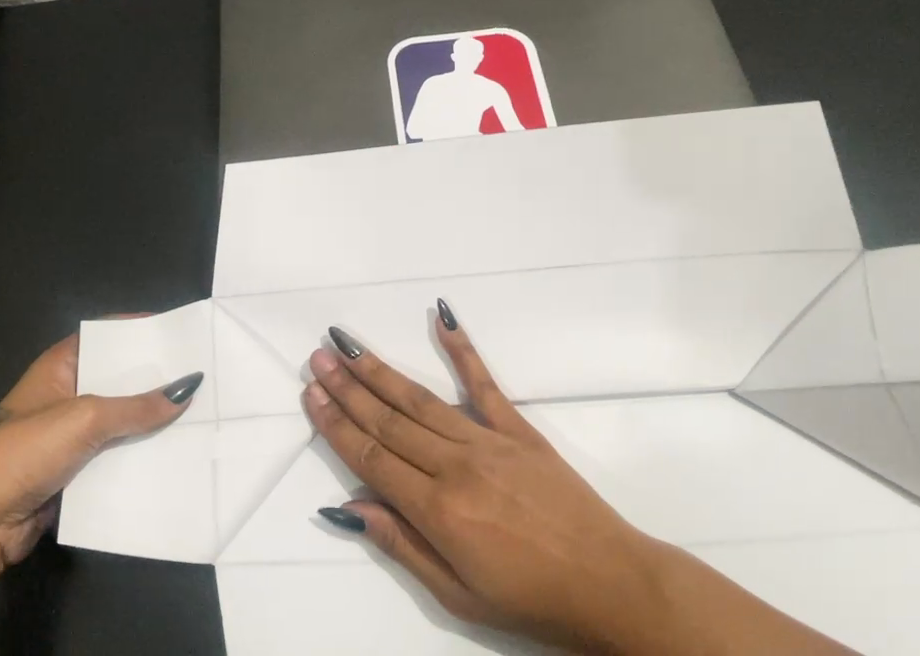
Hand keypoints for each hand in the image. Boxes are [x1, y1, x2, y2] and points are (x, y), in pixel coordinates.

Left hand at [0, 326, 203, 572]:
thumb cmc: (24, 451)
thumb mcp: (85, 419)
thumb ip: (136, 406)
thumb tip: (186, 387)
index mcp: (59, 367)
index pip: (104, 336)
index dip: (137, 330)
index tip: (178, 331)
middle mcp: (64, 394)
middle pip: (116, 379)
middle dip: (154, 379)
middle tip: (200, 374)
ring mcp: (67, 434)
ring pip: (118, 420)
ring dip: (149, 421)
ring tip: (199, 414)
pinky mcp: (72, 471)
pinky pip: (113, 456)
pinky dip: (137, 455)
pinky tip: (173, 454)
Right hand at [304, 302, 853, 655]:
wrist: (608, 582)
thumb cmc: (529, 599)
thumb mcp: (457, 593)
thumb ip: (402, 545)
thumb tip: (351, 506)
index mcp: (438, 511)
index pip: (372, 458)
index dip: (336, 426)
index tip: (310, 395)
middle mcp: (456, 467)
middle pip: (388, 421)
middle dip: (347, 389)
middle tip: (317, 358)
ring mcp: (488, 441)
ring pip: (421, 400)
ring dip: (380, 372)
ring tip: (348, 346)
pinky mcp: (518, 429)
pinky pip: (483, 383)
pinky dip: (461, 349)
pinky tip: (442, 319)